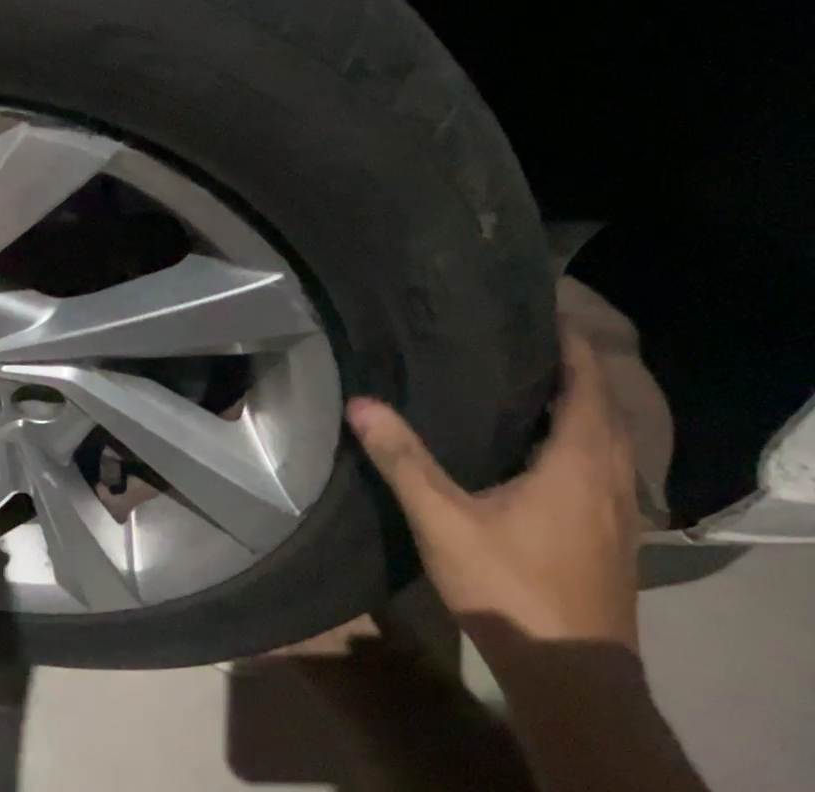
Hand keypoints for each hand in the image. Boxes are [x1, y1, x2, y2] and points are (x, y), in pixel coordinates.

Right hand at [347, 324, 640, 656]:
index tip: (544, 311)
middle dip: (574, 371)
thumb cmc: (509, 583)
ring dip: (580, 409)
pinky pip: (604, 468)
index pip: (587, 385)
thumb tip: (361, 404)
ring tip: (527, 387)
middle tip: (521, 342)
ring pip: (609, 442)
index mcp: (581, 462)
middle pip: (604, 409)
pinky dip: (580, 442)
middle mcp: (613, 478)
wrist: (571, 669)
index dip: (572, 346)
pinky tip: (540, 455)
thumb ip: (403, 459)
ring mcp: (619, 511)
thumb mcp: (443, 518)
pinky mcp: (612, 536)